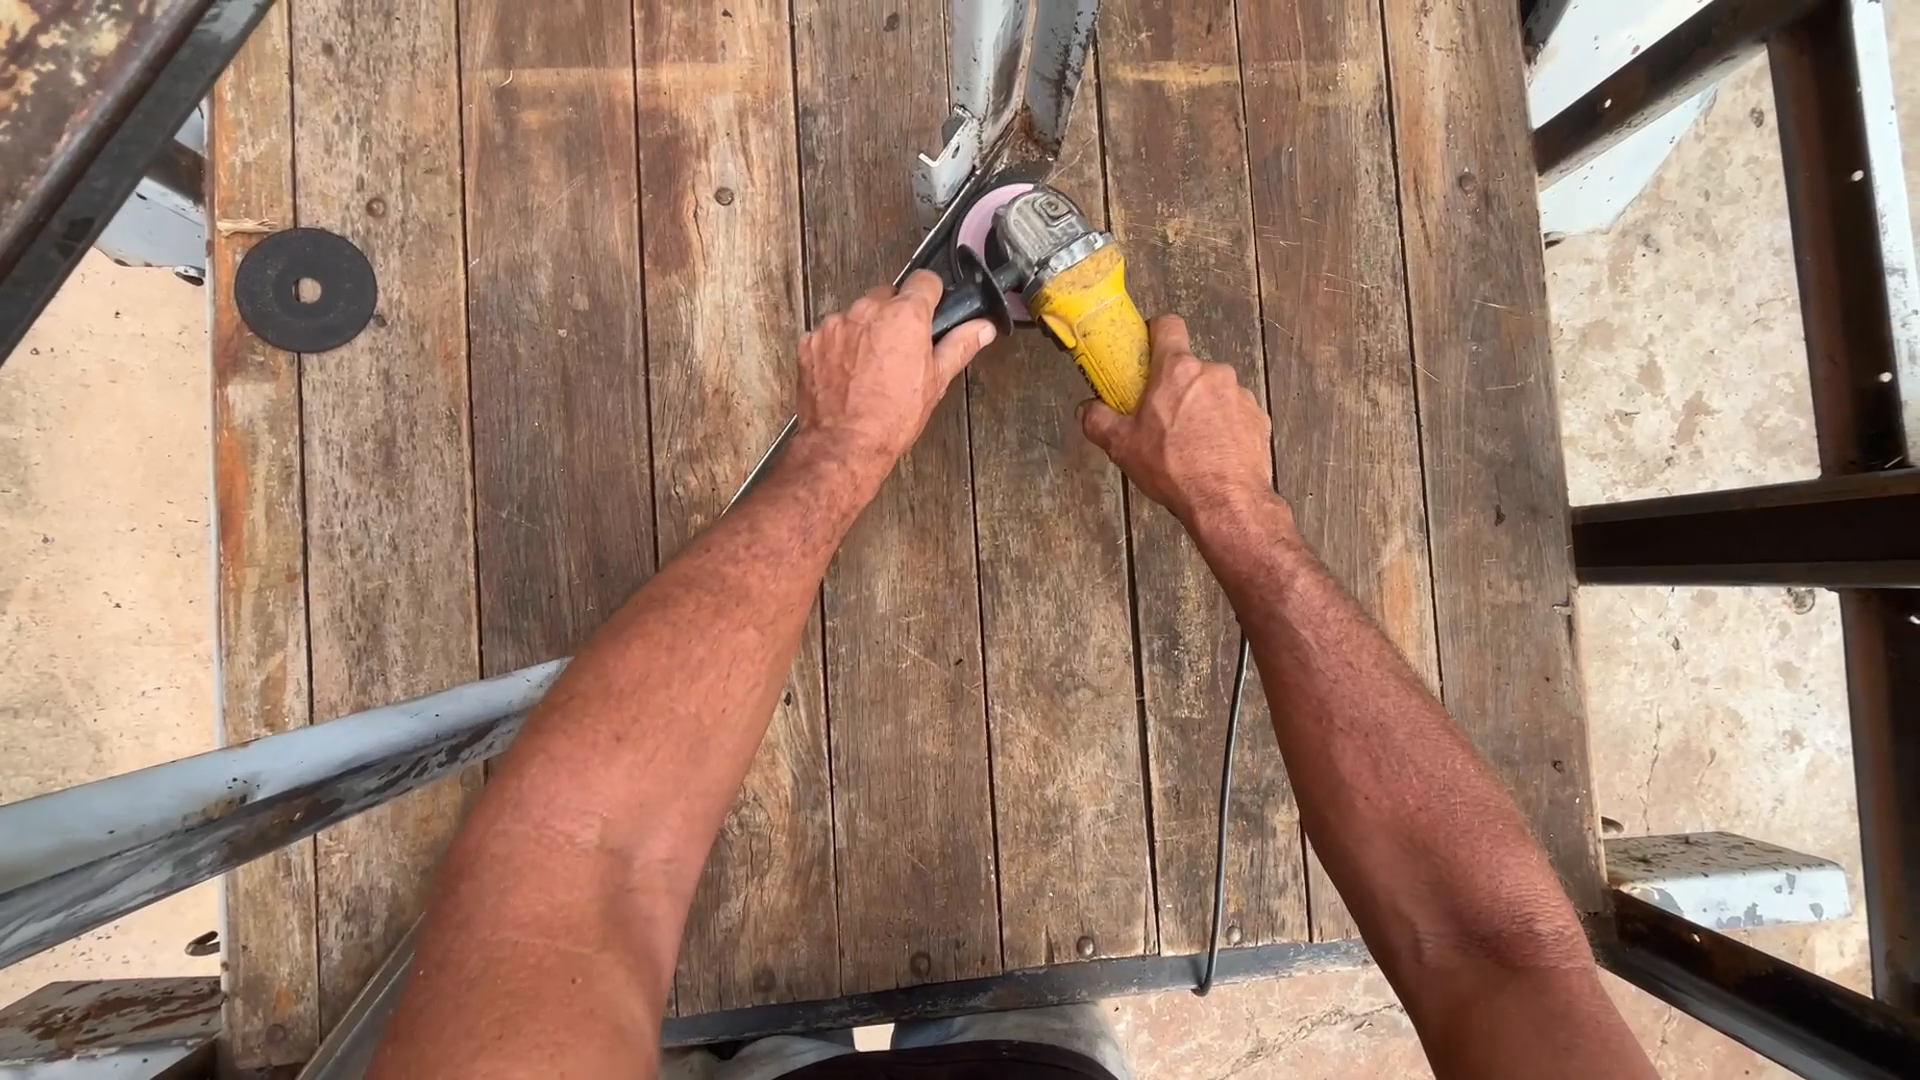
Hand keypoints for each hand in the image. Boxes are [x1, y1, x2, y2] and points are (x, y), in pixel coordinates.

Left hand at [795, 270, 996, 472]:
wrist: (845, 444)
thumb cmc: (890, 418)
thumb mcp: (936, 382)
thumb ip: (959, 346)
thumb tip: (981, 328)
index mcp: (905, 316)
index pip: (924, 280)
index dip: (930, 296)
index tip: (930, 309)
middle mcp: (868, 311)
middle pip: (887, 297)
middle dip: (894, 317)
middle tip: (900, 352)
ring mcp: (836, 325)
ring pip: (857, 316)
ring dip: (865, 333)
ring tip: (870, 371)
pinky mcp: (811, 341)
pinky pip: (830, 335)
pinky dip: (838, 349)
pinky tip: (847, 376)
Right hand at [1079, 315, 1275, 524]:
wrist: (1226, 502)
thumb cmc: (1175, 470)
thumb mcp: (1121, 447)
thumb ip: (1098, 421)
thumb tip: (1086, 410)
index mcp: (1176, 371)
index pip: (1167, 326)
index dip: (1154, 333)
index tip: (1146, 350)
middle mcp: (1212, 374)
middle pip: (1188, 368)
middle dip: (1173, 388)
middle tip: (1158, 419)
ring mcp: (1239, 395)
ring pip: (1212, 392)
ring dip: (1199, 409)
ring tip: (1186, 445)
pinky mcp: (1258, 419)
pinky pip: (1233, 414)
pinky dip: (1222, 428)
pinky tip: (1210, 455)